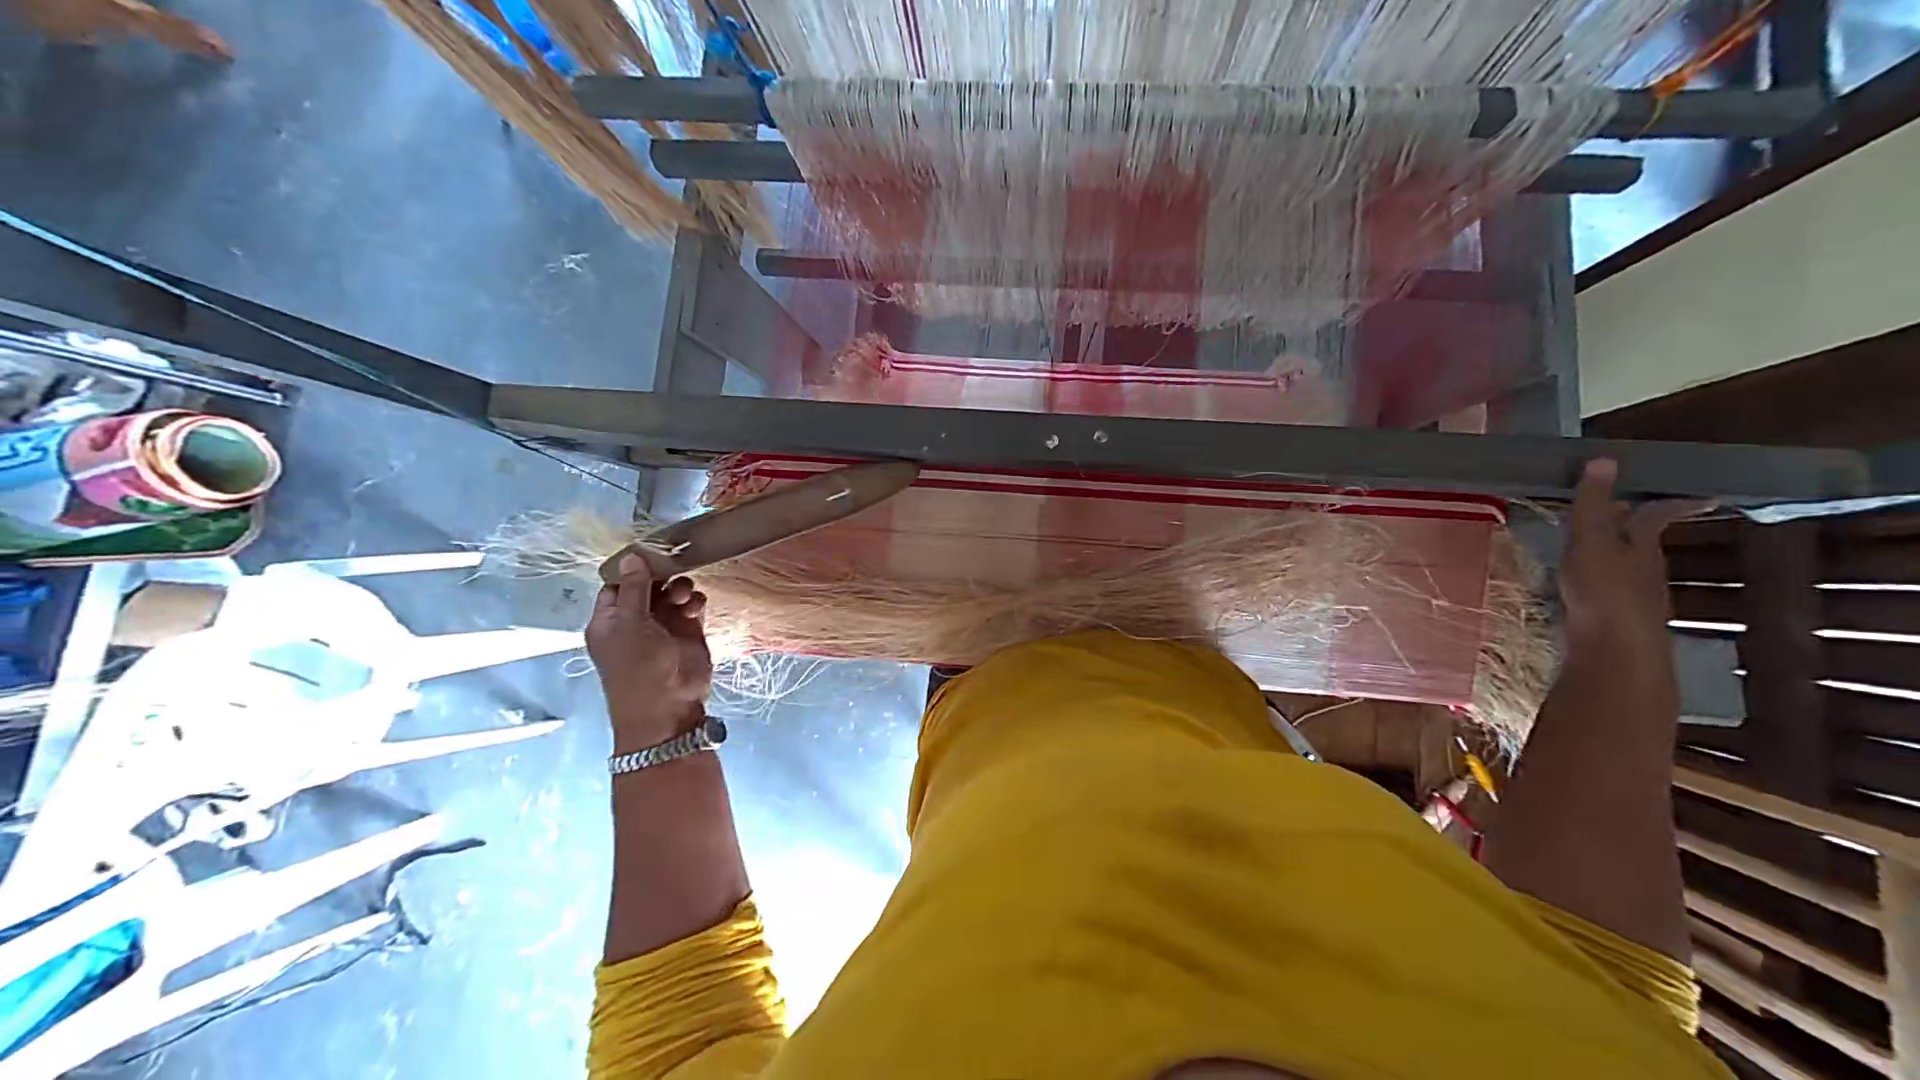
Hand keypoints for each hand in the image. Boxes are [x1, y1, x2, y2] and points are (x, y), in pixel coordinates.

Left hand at [586, 554, 711, 751]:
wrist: (668, 708)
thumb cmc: (639, 666)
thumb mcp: (629, 624)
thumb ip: (633, 588)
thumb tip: (631, 556)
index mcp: (609, 620)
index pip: (617, 584)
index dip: (632, 569)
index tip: (650, 553)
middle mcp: (634, 621)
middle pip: (648, 586)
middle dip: (661, 577)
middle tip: (673, 572)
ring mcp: (663, 627)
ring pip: (671, 594)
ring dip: (680, 588)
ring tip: (685, 596)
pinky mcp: (688, 633)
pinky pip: (691, 607)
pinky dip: (695, 602)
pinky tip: (696, 607)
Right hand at [1560, 458, 1705, 668]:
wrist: (1616, 651)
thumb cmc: (1605, 591)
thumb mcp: (1590, 541)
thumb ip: (1592, 505)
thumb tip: (1604, 458)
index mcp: (1642, 545)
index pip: (1658, 515)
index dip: (1675, 503)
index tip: (1704, 495)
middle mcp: (1644, 567)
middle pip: (1639, 541)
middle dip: (1629, 527)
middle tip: (1615, 514)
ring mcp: (1632, 595)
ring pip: (1623, 566)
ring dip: (1608, 555)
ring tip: (1583, 547)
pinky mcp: (1613, 617)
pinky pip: (1606, 589)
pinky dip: (1594, 580)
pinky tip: (1576, 585)